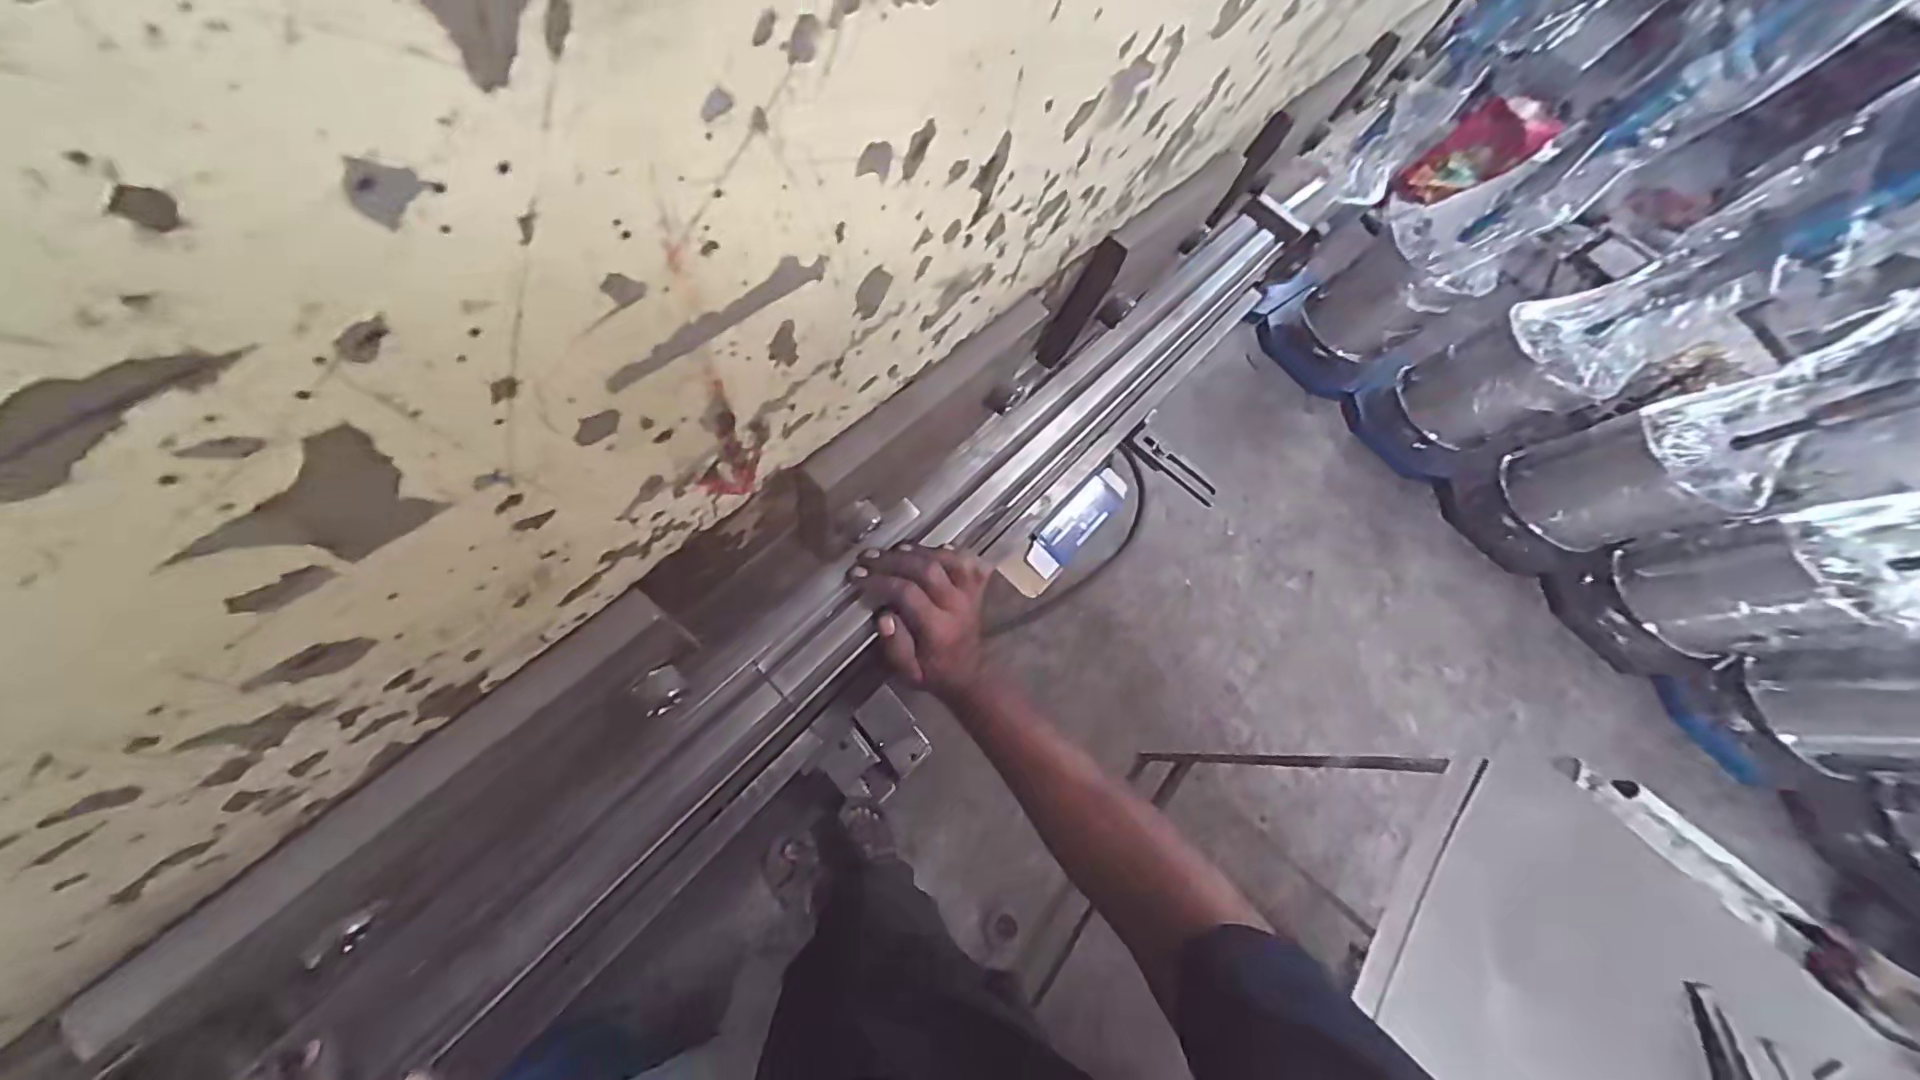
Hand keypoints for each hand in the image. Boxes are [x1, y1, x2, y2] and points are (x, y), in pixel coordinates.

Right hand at [850, 543, 991, 697]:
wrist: (971, 676)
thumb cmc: (934, 673)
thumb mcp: (909, 673)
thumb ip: (895, 647)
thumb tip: (883, 616)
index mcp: (938, 629)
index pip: (906, 592)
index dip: (879, 580)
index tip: (856, 576)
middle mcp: (957, 606)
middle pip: (926, 569)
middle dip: (892, 560)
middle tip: (866, 558)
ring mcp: (971, 594)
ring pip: (947, 559)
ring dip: (918, 550)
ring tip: (891, 550)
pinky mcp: (978, 588)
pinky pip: (967, 560)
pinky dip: (947, 551)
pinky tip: (926, 550)